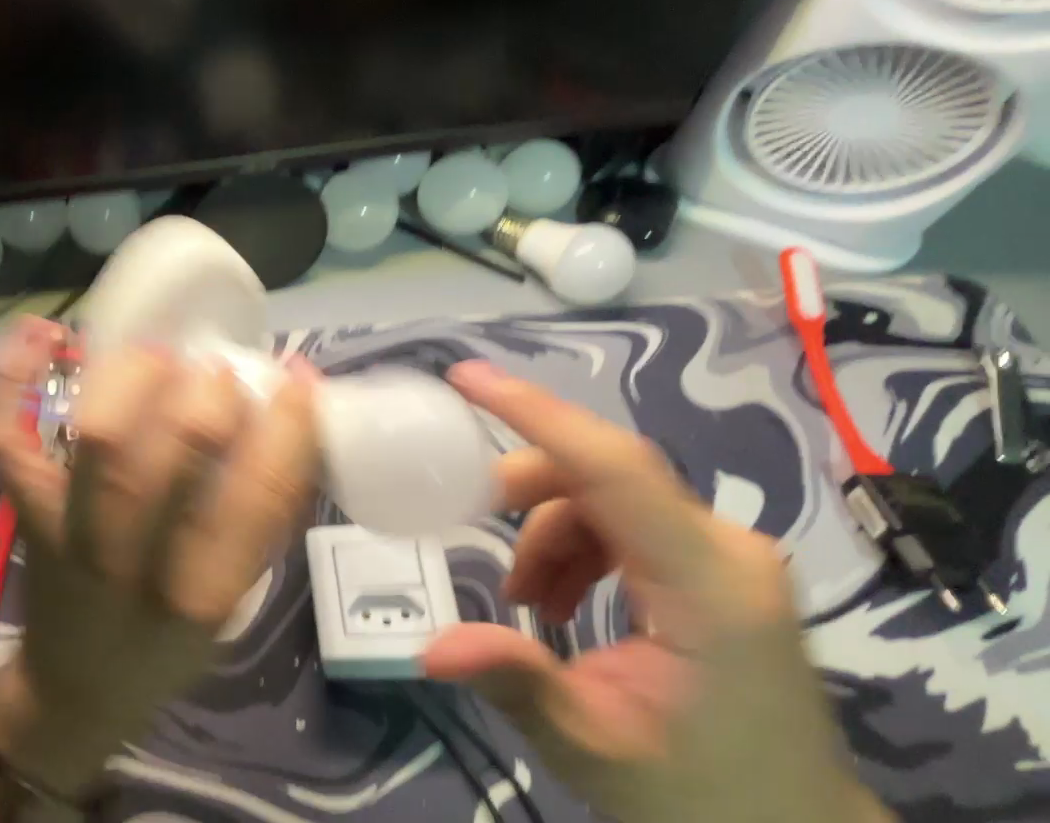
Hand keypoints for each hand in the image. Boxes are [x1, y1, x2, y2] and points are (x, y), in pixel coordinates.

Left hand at [0, 318, 319, 795]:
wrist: (77, 685)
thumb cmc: (170, 639)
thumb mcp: (236, 599)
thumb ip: (263, 516)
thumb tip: (293, 411)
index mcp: (200, 594)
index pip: (251, 505)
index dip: (282, 431)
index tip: (296, 379)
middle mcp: (127, 566)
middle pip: (154, 467)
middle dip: (197, 404)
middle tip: (216, 371)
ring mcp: (64, 534)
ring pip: (89, 445)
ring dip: (126, 382)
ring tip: (155, 355)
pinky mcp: (22, 511)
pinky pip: (4, 438)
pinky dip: (10, 378)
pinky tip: (40, 332)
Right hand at [425, 361, 892, 822]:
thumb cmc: (697, 794)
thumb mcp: (593, 747)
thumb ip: (516, 683)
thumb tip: (430, 649)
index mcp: (708, 587)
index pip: (614, 470)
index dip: (536, 414)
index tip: (466, 376)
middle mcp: (727, 550)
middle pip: (606, 475)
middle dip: (526, 492)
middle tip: (467, 519)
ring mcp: (727, 554)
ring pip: (609, 496)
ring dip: (547, 533)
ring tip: (522, 601)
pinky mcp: (716, 566)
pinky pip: (626, 522)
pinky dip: (575, 546)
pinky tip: (555, 600)